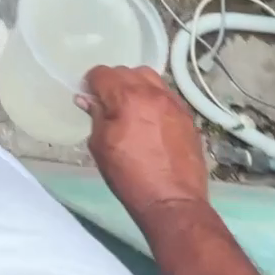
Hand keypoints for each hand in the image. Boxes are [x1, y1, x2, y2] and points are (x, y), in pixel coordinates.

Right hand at [76, 65, 208, 215]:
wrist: (173, 203)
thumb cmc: (129, 176)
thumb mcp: (100, 146)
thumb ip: (95, 116)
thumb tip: (87, 99)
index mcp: (126, 98)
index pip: (102, 73)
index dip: (91, 84)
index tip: (90, 98)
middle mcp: (151, 93)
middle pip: (126, 71)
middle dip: (113, 82)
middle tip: (109, 103)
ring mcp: (173, 104)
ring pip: (149, 77)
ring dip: (136, 85)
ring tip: (132, 105)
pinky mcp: (188, 117)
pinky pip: (167, 94)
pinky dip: (155, 97)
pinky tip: (151, 117)